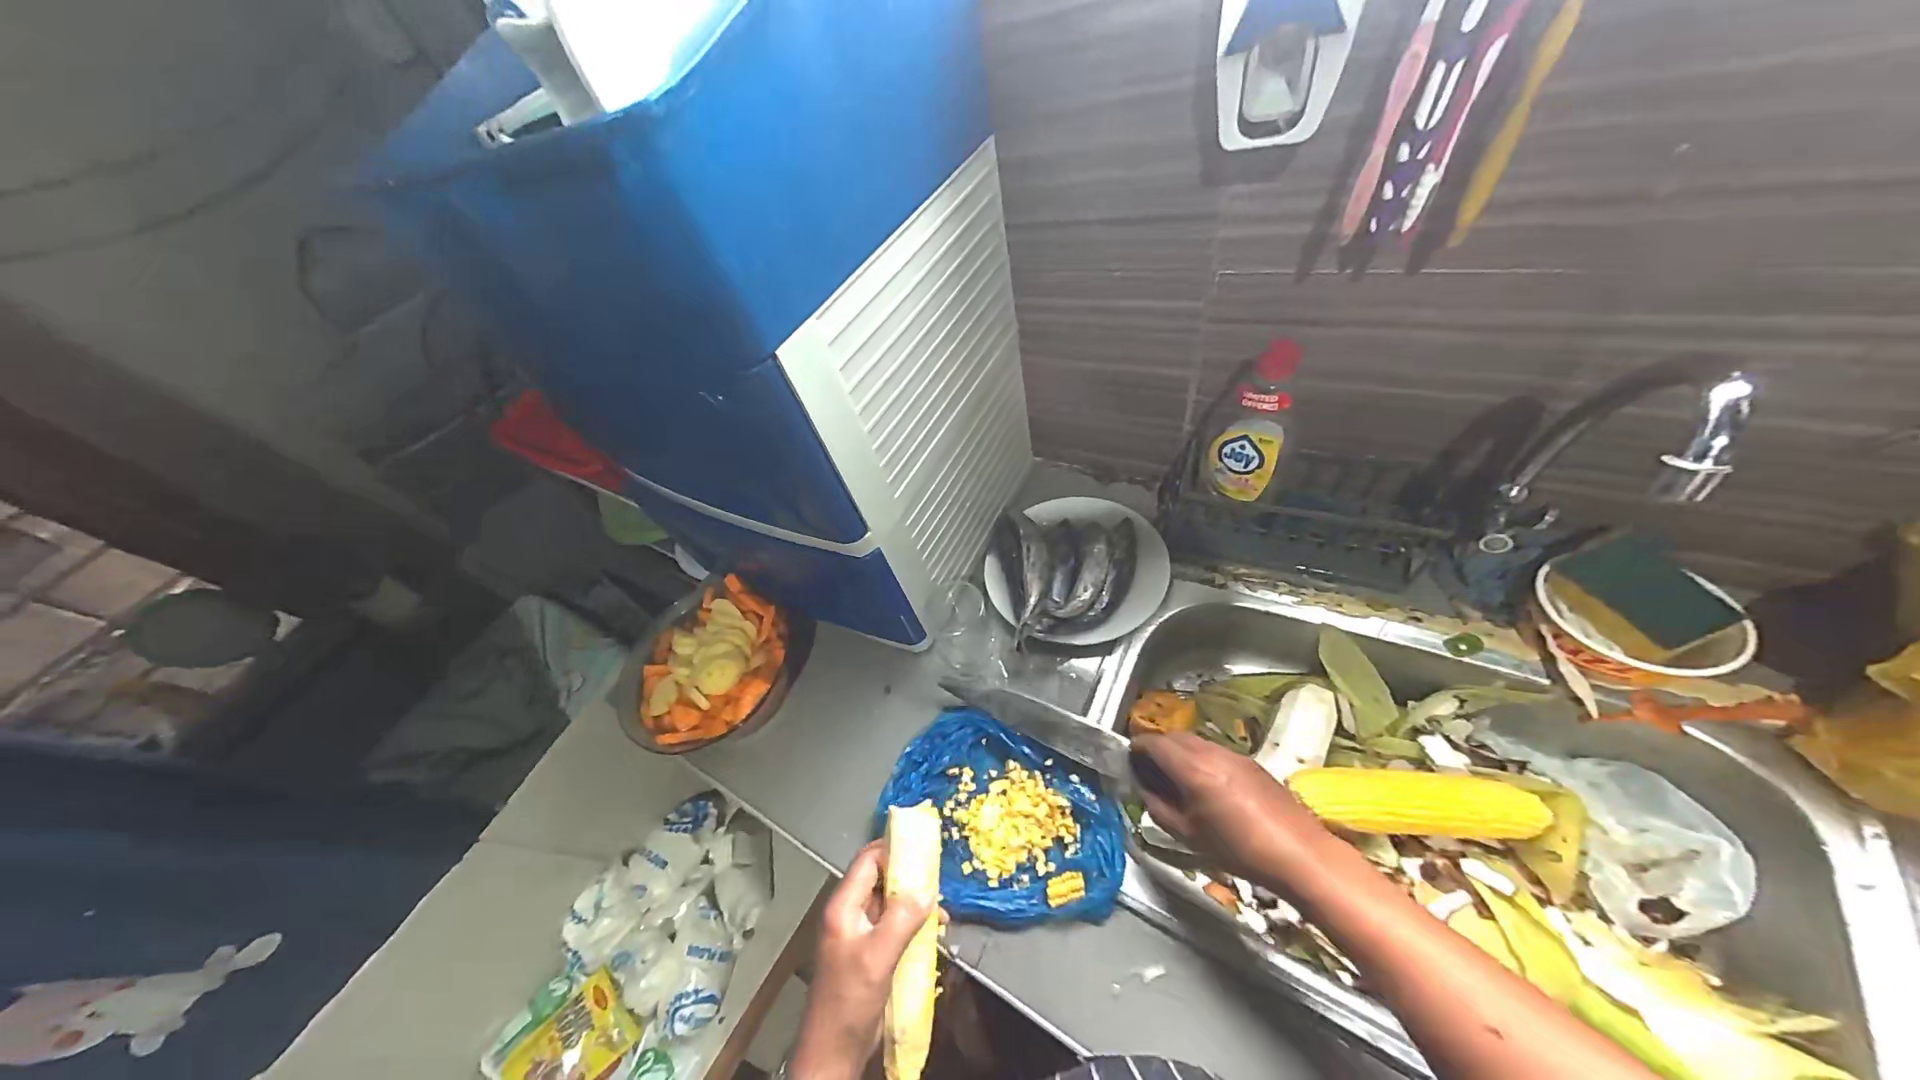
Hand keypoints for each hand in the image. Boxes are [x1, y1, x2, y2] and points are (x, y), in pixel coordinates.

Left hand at [790, 840, 933, 1079]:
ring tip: (940, 905)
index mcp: (843, 907)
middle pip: (879, 878)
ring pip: (888, 902)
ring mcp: (859, 933)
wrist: (833, 1052)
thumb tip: (926, 889)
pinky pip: (893, 924)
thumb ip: (902, 919)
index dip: (892, 849)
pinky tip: (932, 928)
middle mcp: (849, 913)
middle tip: (937, 875)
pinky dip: (912, 922)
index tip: (922, 846)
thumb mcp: (878, 957)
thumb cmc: (849, 1001)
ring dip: (913, 900)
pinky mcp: (869, 952)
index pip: (867, 861)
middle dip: (908, 874)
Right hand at [1130, 732, 1337, 886]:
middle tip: (1149, 772)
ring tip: (1177, 781)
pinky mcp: (1251, 763)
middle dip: (1157, 748)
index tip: (1130, 762)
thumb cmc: (1239, 850)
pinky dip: (1201, 759)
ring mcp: (1234, 755)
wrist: (1300, 855)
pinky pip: (1215, 751)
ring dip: (1180, 753)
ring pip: (1196, 742)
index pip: (1153, 742)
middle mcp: (1212, 752)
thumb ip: (1158, 808)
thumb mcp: (1188, 835)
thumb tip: (1145, 791)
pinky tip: (1206, 787)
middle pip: (1174, 736)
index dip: (1137, 749)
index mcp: (1192, 768)